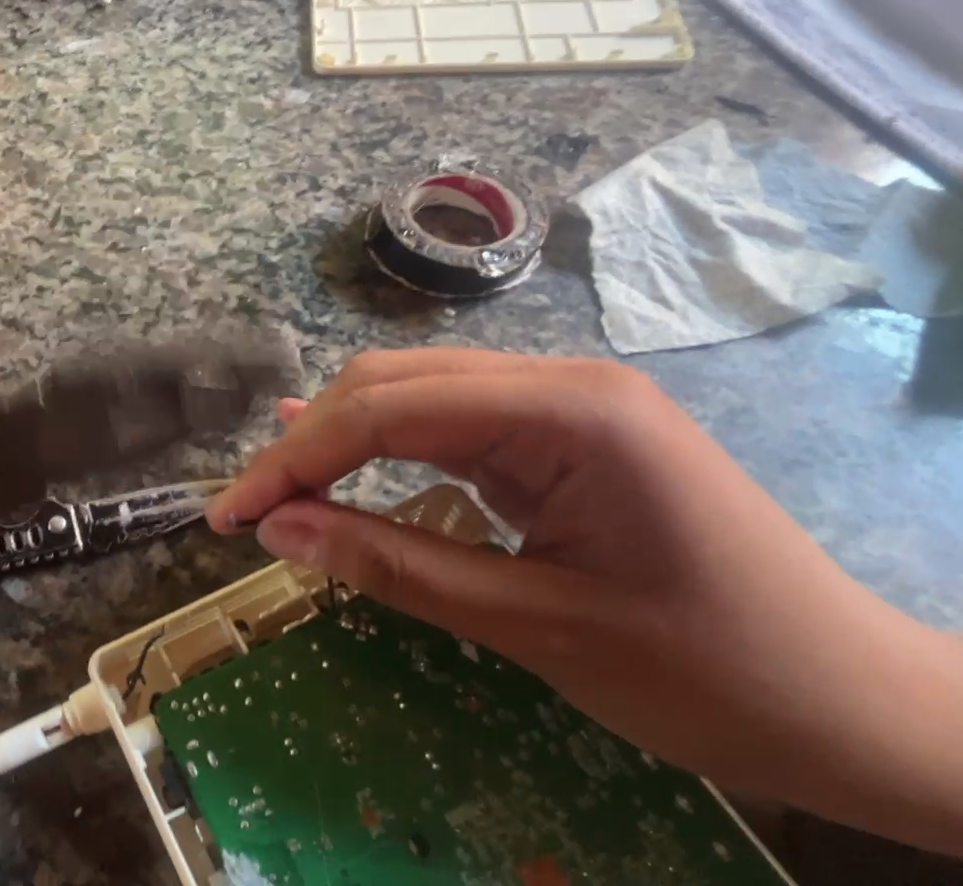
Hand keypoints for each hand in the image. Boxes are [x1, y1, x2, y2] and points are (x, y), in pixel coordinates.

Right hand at [207, 349, 962, 855]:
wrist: (863, 711)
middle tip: (248, 512)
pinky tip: (336, 459)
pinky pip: (449, 426)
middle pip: (392, 386)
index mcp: (567, 412)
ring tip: (275, 489)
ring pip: (414, 397)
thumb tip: (278, 531)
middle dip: (308, 445)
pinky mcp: (561, 438)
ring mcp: (564, 406)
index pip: (386, 412)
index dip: (295, 462)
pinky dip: (383, 450)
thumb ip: (395, 566)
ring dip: (338, 442)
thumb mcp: (536, 627)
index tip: (231, 516)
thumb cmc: (714, 674)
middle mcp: (561, 384)